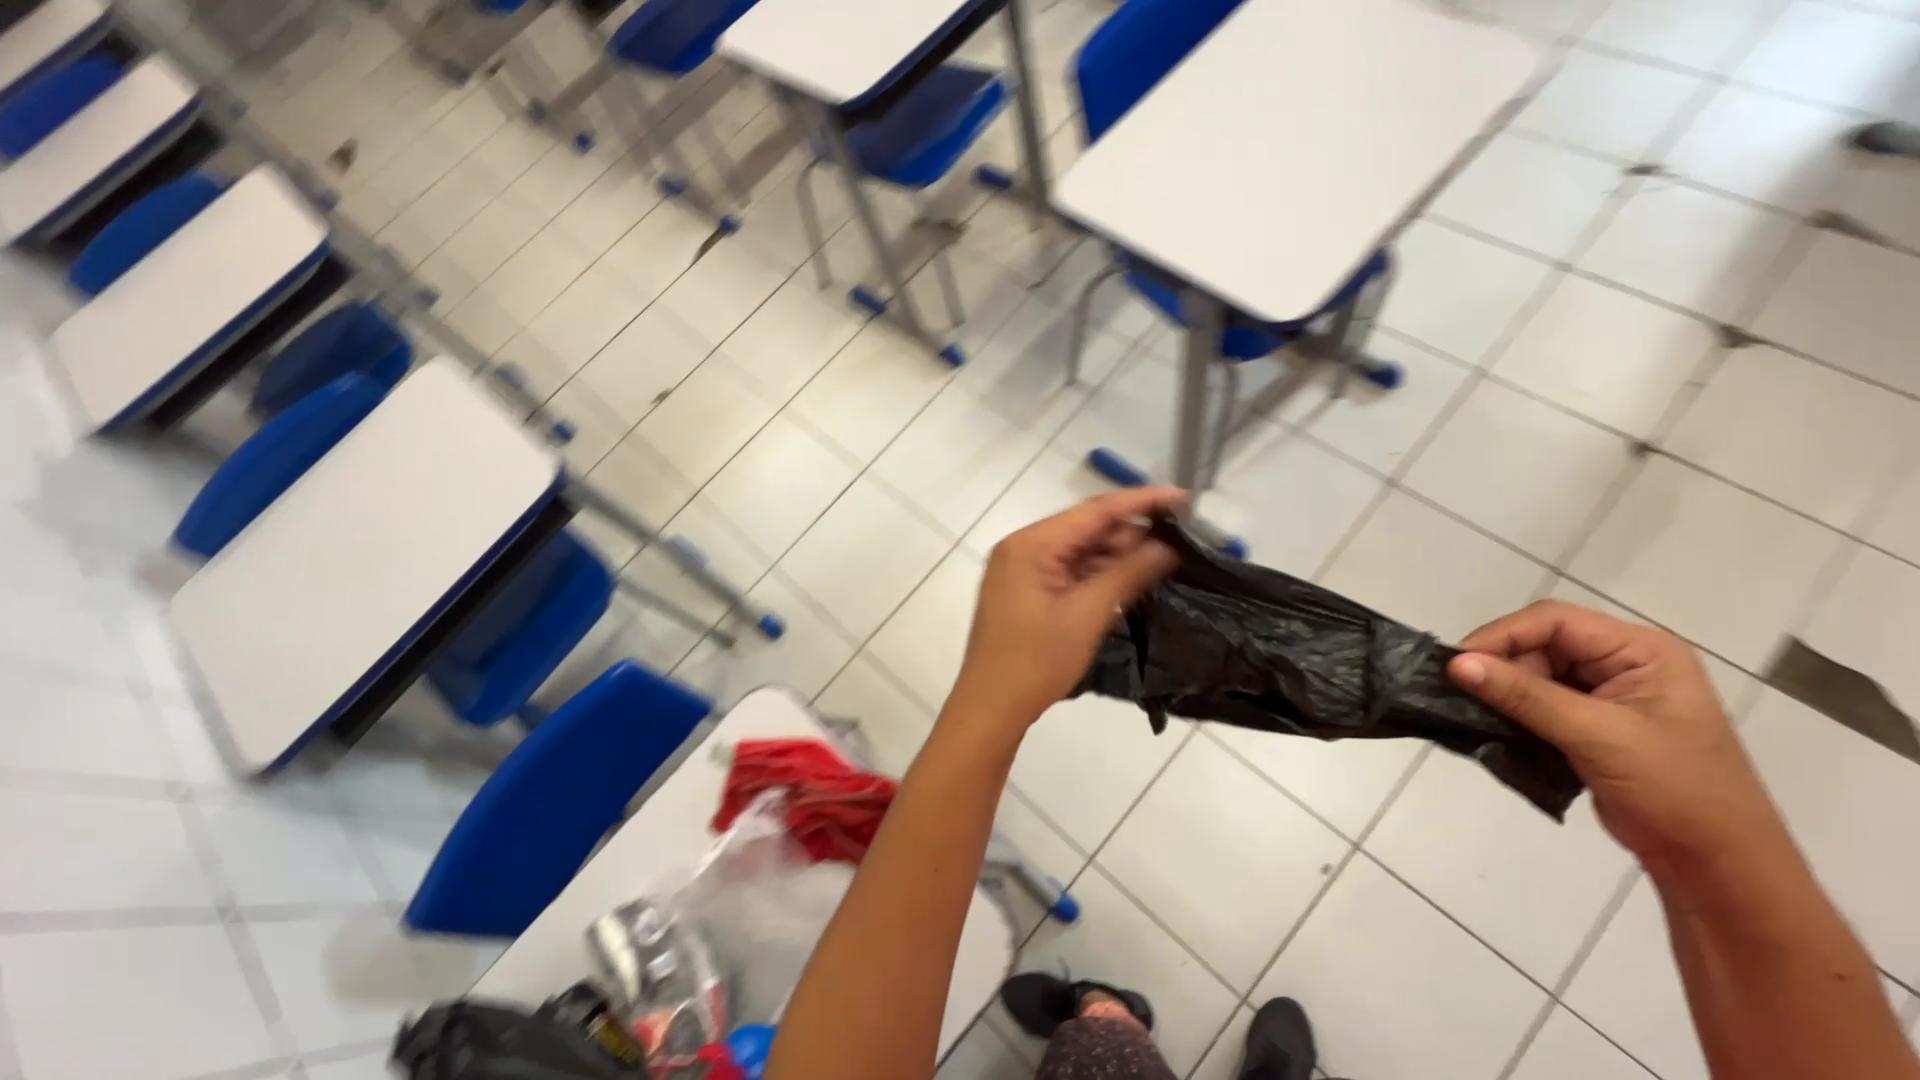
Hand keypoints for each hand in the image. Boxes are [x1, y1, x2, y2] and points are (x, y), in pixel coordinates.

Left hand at [948, 487, 1187, 732]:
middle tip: (1180, 539)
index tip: (1183, 498)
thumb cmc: (1036, 661)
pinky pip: (1068, 571)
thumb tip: (1168, 547)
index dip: (1141, 501)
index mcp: (1030, 544)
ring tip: (1164, 560)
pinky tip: (1131, 579)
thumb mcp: (1088, 614)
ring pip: (1079, 551)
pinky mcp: (1026, 592)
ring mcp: (1021, 570)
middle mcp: (1022, 548)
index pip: (1094, 510)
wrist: (991, 708)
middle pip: (1085, 528)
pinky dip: (1098, 574)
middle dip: (1131, 533)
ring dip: (1117, 556)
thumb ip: (1129, 573)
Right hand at [1447, 600, 1787, 875]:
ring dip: (1507, 694)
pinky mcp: (1594, 726)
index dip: (1502, 635)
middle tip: (1469, 698)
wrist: (1717, 862)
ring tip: (1477, 715)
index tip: (1458, 664)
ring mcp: (1610, 696)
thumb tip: (1456, 664)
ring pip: (1537, 675)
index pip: (1555, 621)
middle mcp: (1626, 663)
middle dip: (1504, 668)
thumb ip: (1525, 696)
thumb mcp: (1596, 735)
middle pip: (1542, 645)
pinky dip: (1517, 715)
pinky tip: (1497, 729)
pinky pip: (1542, 704)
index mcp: (1642, 651)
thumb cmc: (1674, 788)